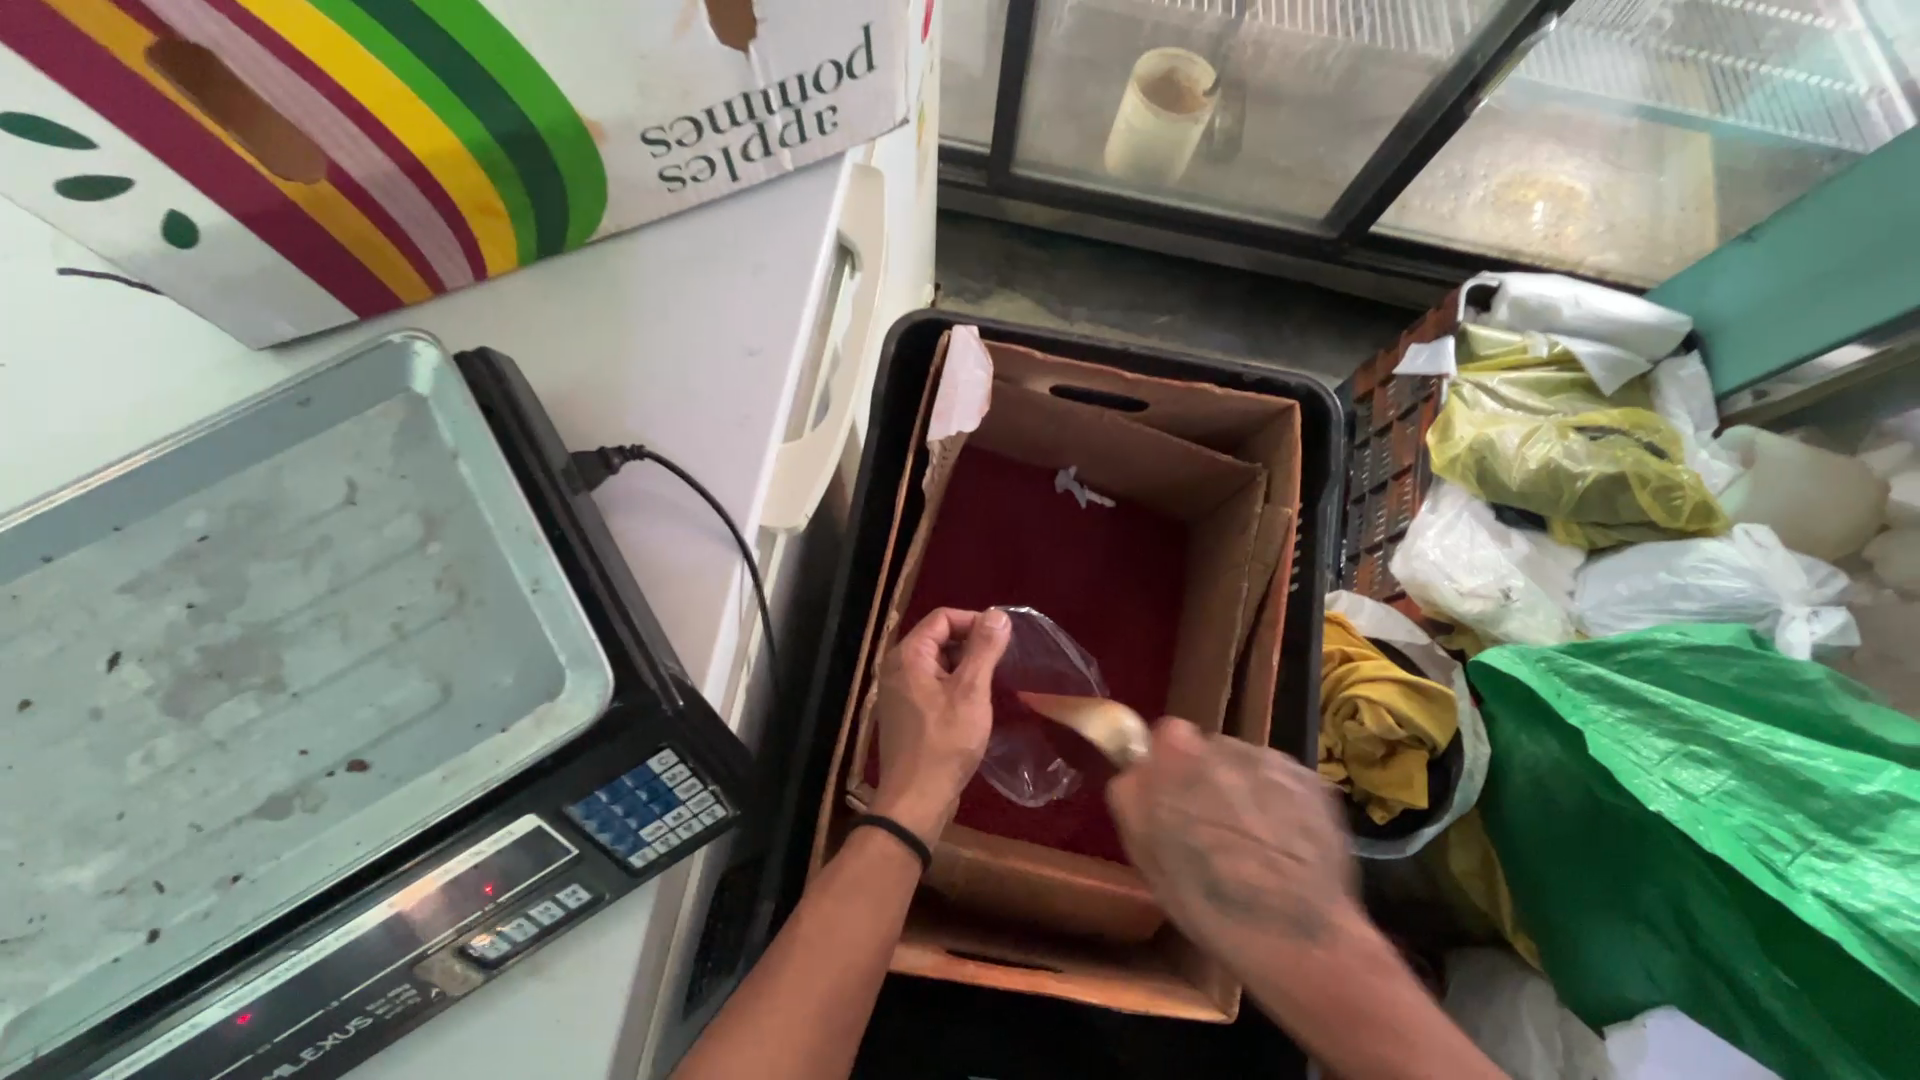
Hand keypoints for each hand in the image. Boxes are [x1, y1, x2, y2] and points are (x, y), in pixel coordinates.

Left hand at [870, 608, 1011, 842]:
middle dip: (972, 645)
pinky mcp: (906, 712)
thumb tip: (998, 614)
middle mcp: (898, 668)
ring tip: (993, 684)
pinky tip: (975, 706)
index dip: (975, 622)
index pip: (943, 618)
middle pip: (939, 638)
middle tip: (1002, 664)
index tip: (1003, 640)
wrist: (916, 800)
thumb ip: (984, 649)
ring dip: (966, 667)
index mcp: (908, 656)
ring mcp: (899, 692)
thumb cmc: (945, 743)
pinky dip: (955, 687)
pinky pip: (933, 685)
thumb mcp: (971, 692)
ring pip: (938, 663)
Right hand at [1107, 718, 1361, 958]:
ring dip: (1245, 788)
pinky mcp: (1308, 777)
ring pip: (1246, 764)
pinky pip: (1283, 780)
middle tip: (1212, 822)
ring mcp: (1266, 758)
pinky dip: (1282, 802)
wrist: (1293, 930)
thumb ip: (1136, 800)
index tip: (1171, 795)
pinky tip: (1287, 844)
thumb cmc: (1204, 901)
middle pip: (1207, 748)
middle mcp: (1216, 746)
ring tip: (1256, 841)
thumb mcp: (1144, 854)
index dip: (1168, 765)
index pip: (1163, 736)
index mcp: (1169, 761)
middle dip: (1206, 776)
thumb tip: (1140, 775)